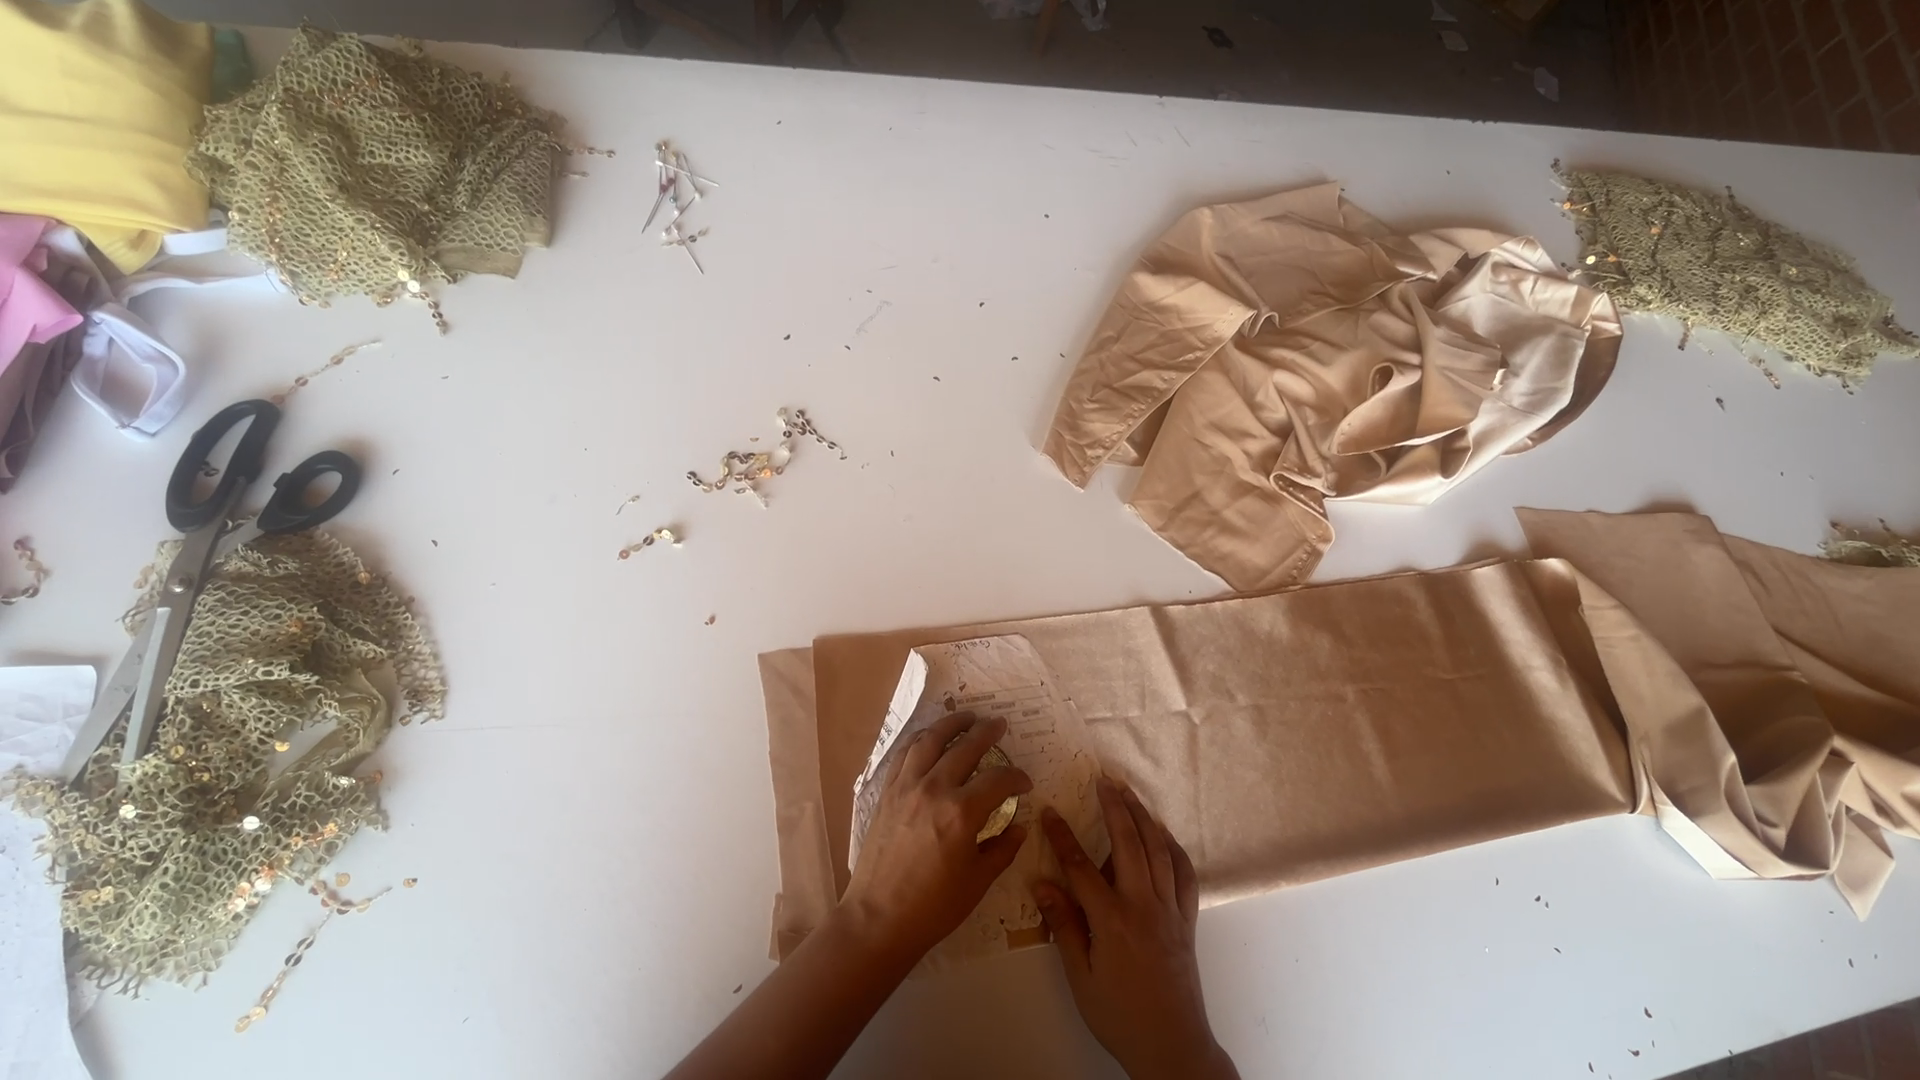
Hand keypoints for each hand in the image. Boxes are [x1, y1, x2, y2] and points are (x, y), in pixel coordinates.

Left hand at [837, 712, 1031, 963]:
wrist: (878, 919)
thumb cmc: (933, 907)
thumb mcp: (978, 881)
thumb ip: (1002, 849)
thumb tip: (1019, 827)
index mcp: (961, 813)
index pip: (998, 781)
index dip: (1016, 777)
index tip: (1025, 783)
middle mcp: (934, 790)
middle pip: (965, 748)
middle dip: (986, 733)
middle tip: (999, 724)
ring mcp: (905, 788)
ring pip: (930, 741)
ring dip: (950, 725)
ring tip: (966, 716)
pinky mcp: (886, 793)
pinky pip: (904, 755)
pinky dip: (919, 740)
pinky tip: (928, 738)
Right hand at [1036, 780, 1238, 1079]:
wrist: (1172, 1045)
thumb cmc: (1118, 1014)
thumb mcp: (1080, 976)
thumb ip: (1064, 926)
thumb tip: (1042, 883)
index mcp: (1112, 919)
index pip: (1081, 867)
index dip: (1063, 837)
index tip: (1050, 811)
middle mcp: (1143, 905)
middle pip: (1128, 844)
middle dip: (1114, 808)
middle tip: (1103, 780)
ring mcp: (1170, 910)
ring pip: (1159, 851)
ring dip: (1144, 818)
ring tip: (1130, 794)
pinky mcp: (1187, 919)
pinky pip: (1185, 874)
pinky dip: (1175, 849)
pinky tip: (1164, 835)